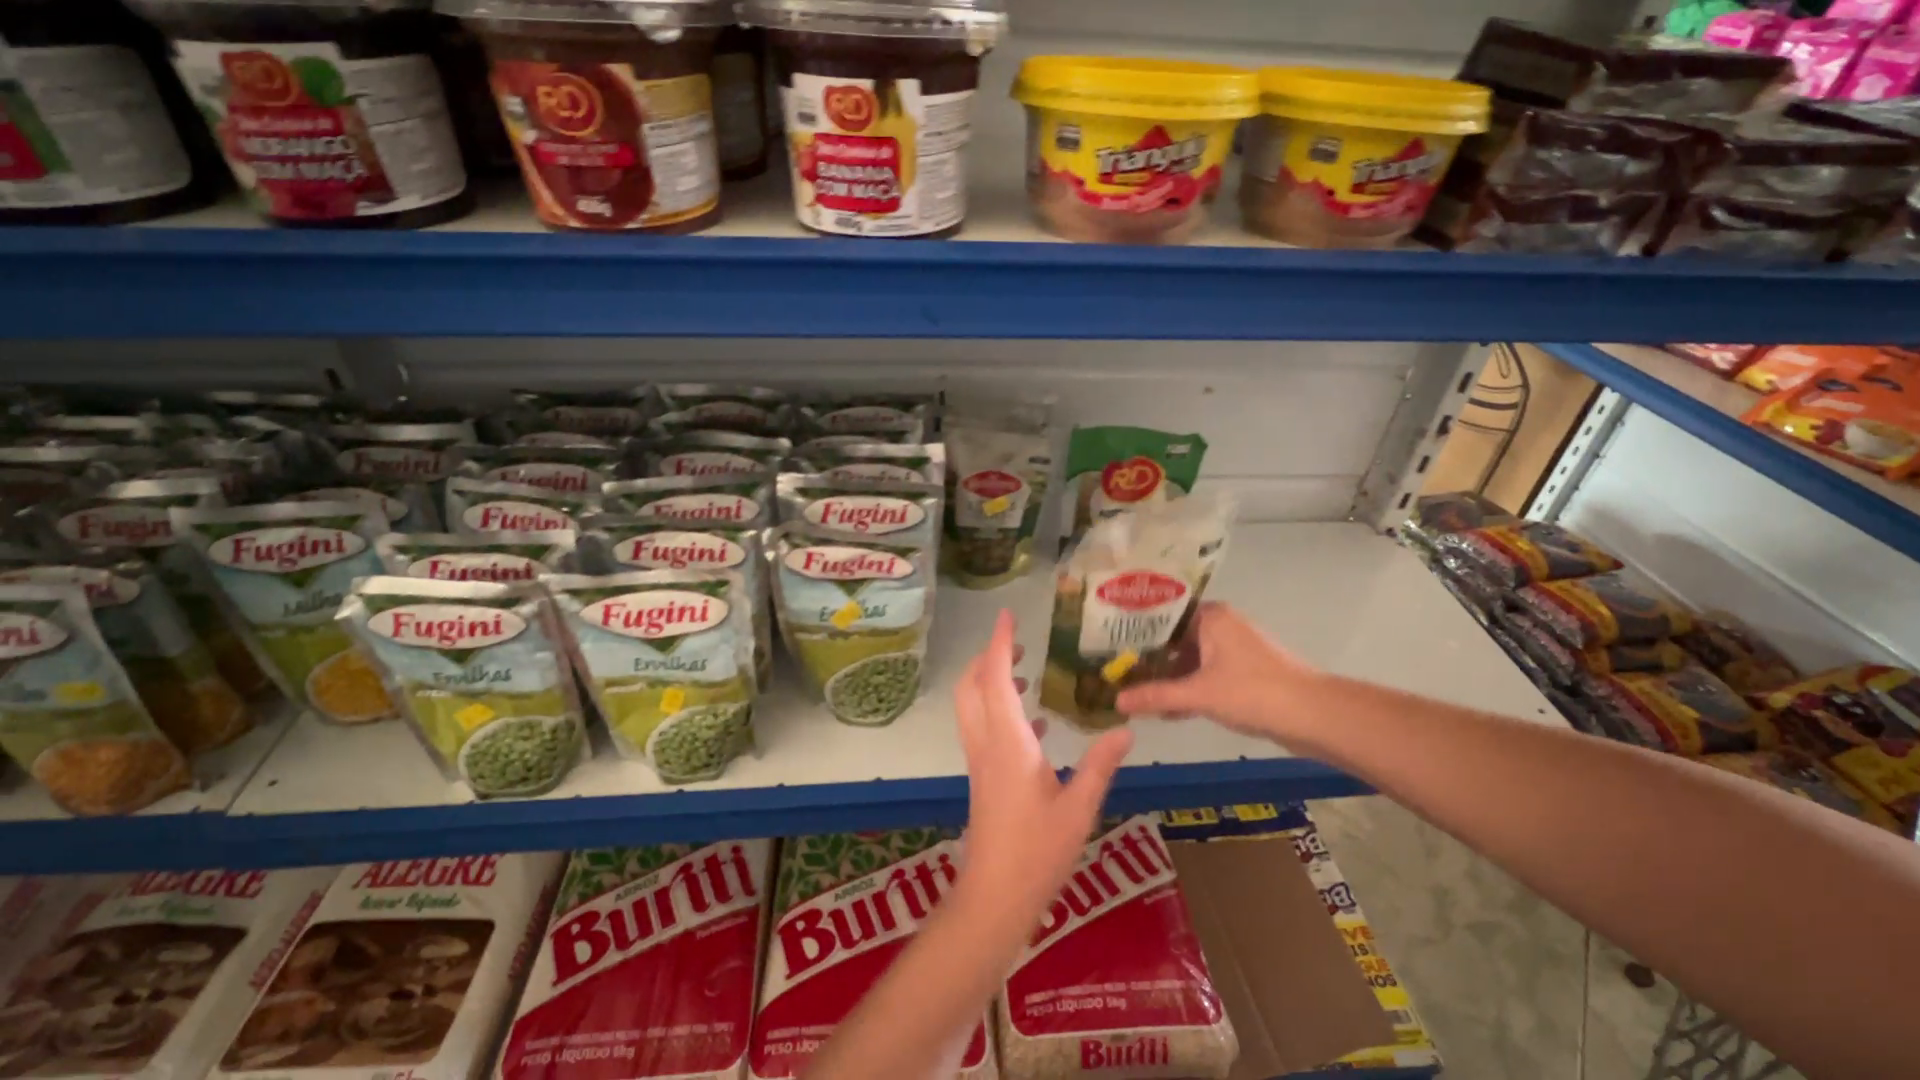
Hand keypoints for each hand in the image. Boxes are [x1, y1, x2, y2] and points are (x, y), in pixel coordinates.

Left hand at [953, 610, 1132, 926]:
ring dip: (991, 683)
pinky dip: (1001, 713)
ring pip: (973, 707)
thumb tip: (1125, 728)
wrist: (996, 894)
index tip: (1007, 615)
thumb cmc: (1038, 851)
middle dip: (988, 658)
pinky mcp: (984, 779)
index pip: (994, 678)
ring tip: (1026, 675)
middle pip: (972, 686)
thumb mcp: (1080, 807)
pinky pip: (984, 730)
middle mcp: (986, 744)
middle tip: (1018, 644)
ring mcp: (981, 762)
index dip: (999, 643)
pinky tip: (1036, 725)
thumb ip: (1101, 764)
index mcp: (1008, 742)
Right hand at [1115, 602, 1317, 741]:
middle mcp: (1222, 626)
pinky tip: (1164, 709)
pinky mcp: (1244, 674)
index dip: (1133, 631)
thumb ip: (1155, 695)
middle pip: (1174, 639)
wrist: (1312, 715)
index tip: (1105, 645)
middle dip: (1146, 659)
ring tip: (1131, 693)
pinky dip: (1186, 689)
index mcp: (1211, 617)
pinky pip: (1204, 676)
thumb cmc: (1253, 692)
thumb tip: (1115, 702)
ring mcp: (1235, 651)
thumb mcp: (1198, 694)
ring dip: (1166, 677)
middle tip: (1112, 672)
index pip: (1162, 616)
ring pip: (1189, 660)